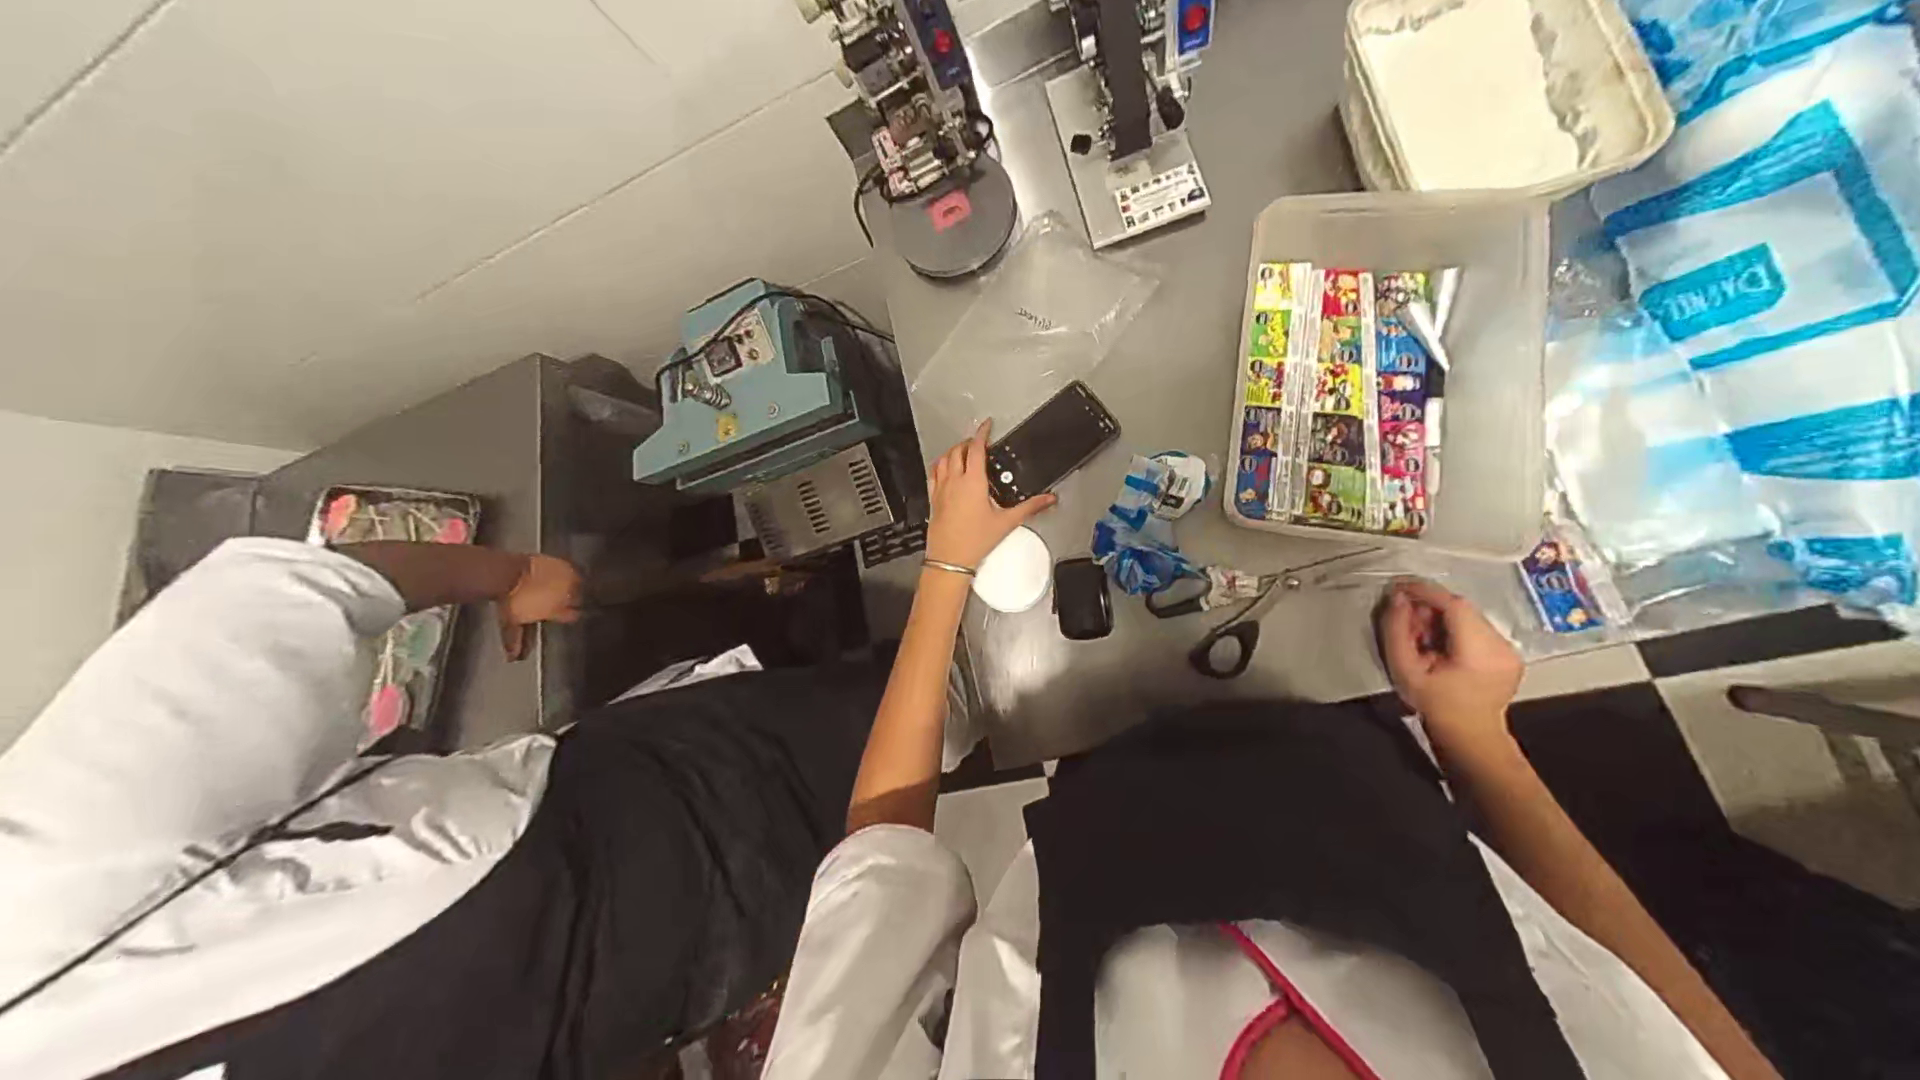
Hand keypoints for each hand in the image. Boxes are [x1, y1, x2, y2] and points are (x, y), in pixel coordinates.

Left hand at [498, 554, 582, 660]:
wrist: (506, 574)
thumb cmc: (509, 600)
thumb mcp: (511, 622)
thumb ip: (514, 639)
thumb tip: (512, 659)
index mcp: (558, 610)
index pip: (573, 615)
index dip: (571, 615)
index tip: (568, 614)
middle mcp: (567, 594)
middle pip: (579, 599)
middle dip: (576, 600)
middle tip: (570, 600)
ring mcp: (567, 578)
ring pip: (580, 583)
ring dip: (576, 586)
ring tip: (573, 586)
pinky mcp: (563, 563)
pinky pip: (573, 569)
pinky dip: (572, 572)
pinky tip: (568, 573)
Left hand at [925, 420, 1056, 569]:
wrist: (950, 559)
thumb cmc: (974, 541)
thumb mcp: (1006, 522)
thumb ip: (1030, 508)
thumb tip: (1048, 499)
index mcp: (973, 482)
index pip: (976, 448)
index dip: (982, 433)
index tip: (987, 425)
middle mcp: (954, 481)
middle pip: (958, 451)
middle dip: (968, 442)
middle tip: (978, 441)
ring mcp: (941, 489)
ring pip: (943, 460)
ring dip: (953, 451)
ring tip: (962, 451)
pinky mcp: (933, 499)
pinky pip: (933, 474)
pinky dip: (939, 465)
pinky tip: (943, 468)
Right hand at [1378, 578, 1522, 747]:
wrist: (1470, 735)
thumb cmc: (1434, 705)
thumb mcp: (1404, 669)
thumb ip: (1397, 630)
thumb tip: (1397, 599)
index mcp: (1481, 652)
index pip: (1455, 606)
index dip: (1426, 592)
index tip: (1399, 588)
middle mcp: (1503, 645)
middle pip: (1462, 609)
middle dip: (1430, 607)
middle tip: (1405, 619)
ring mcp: (1510, 649)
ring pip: (1469, 617)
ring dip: (1440, 618)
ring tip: (1421, 636)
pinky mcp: (1508, 652)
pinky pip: (1476, 628)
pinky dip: (1453, 628)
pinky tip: (1439, 644)